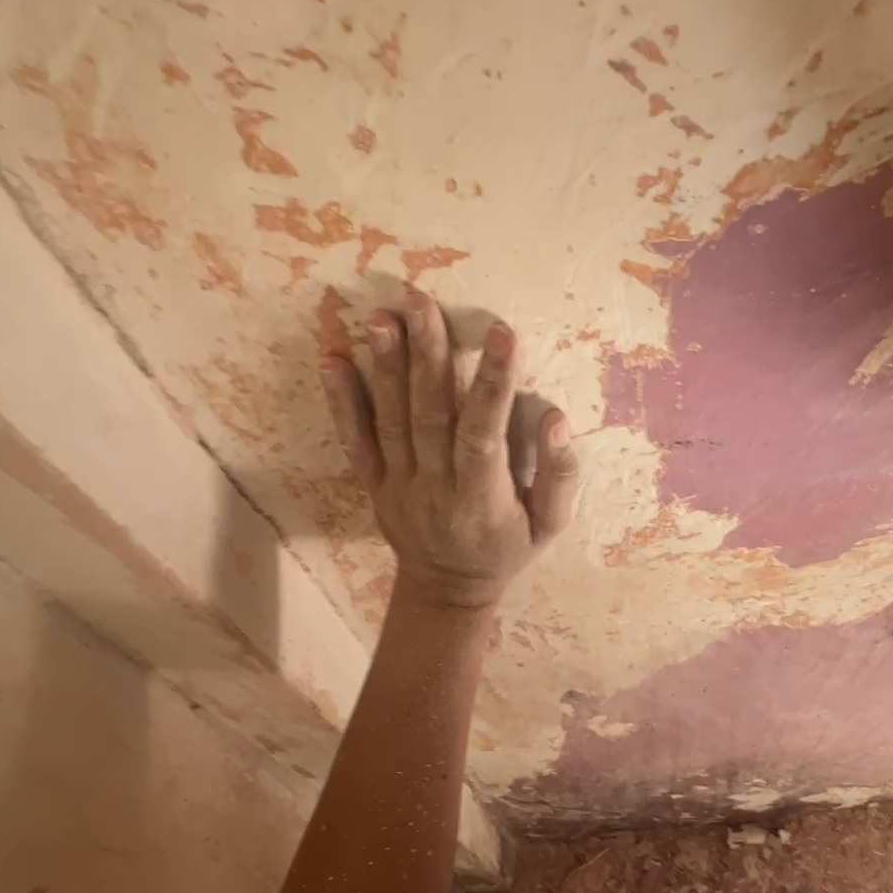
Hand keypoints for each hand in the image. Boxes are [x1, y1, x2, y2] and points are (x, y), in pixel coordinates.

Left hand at [319, 293, 579, 609]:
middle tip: (422, 302)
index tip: (503, 333)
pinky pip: (356, 442)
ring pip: (391, 422)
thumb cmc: (508, 551)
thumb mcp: (551, 527)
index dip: (494, 384)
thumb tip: (557, 420)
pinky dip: (342, 402)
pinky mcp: (374, 484)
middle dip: (428, 357)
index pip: (485, 435)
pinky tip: (332, 362)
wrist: (447, 590)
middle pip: (430, 417)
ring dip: (386, 368)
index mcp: (482, 500)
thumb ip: (560, 476)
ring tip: (383, 317)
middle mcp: (435, 489)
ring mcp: (399, 486)